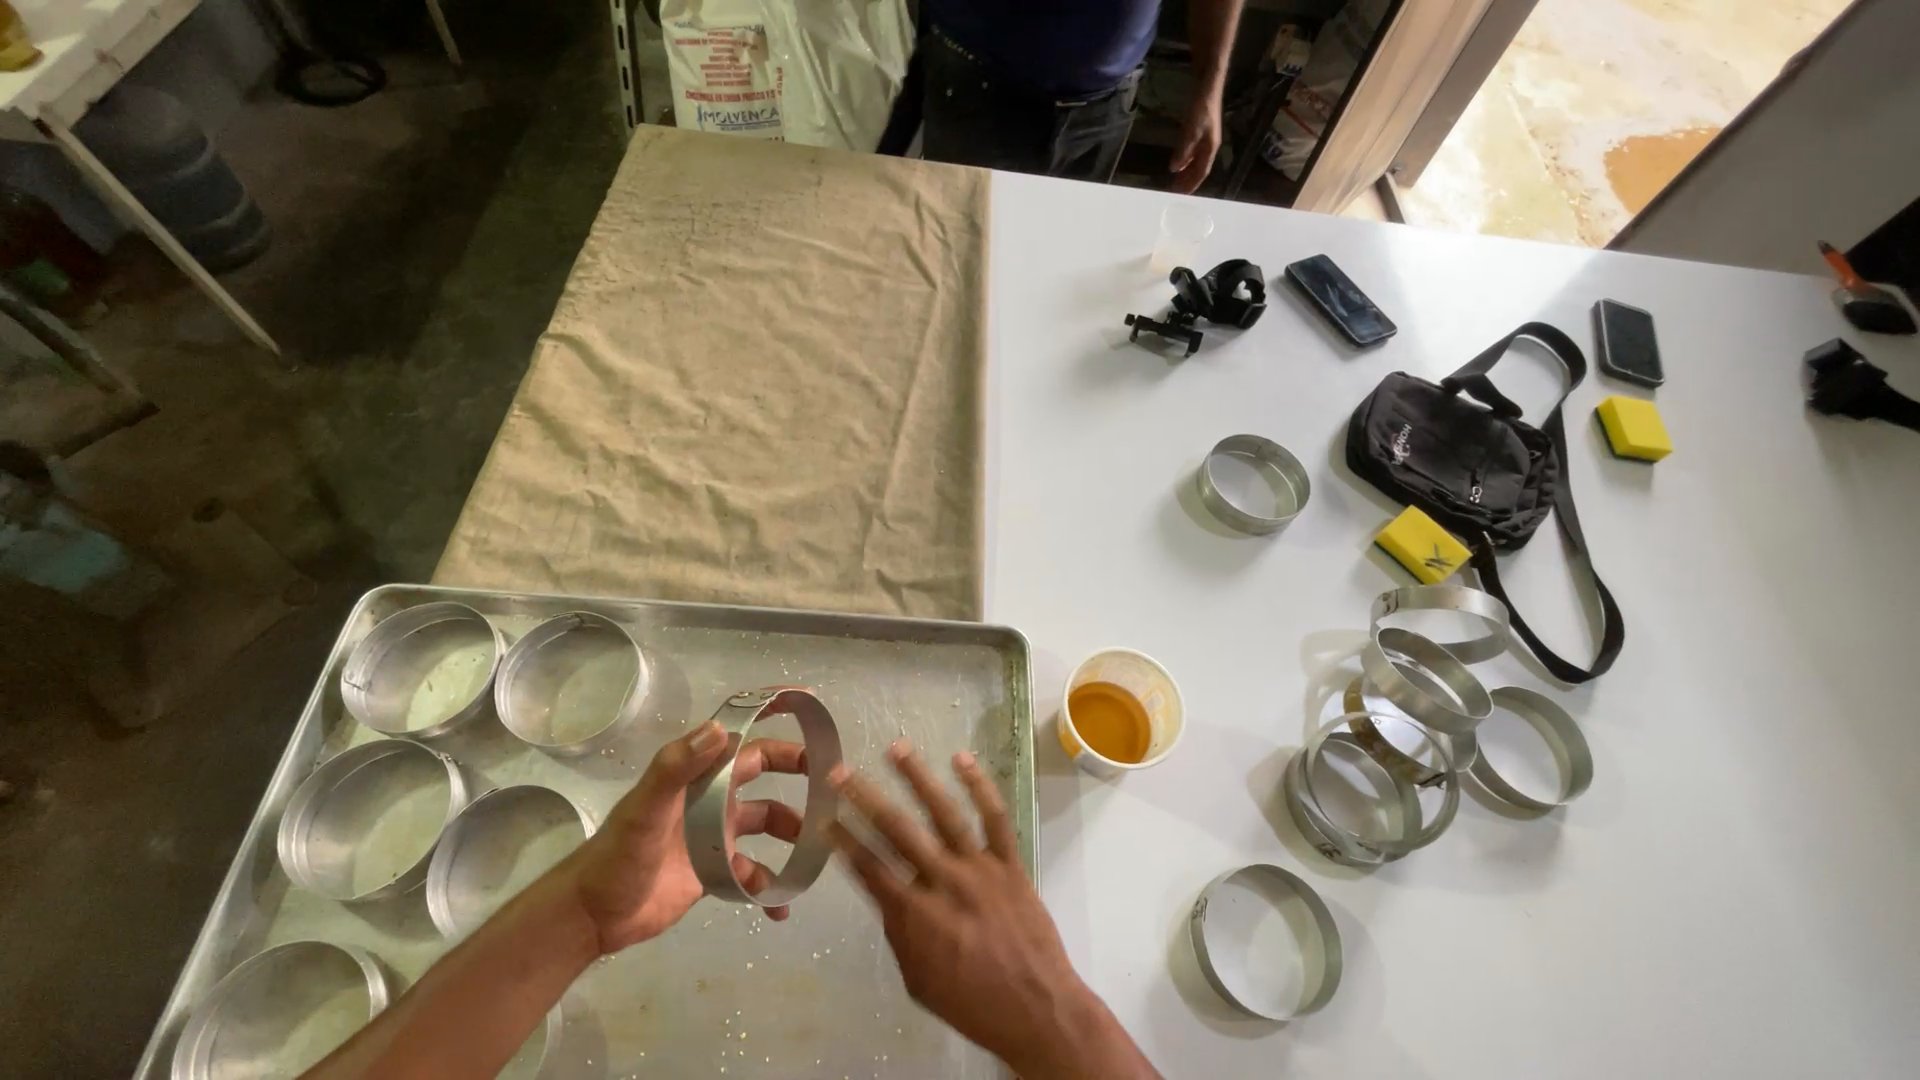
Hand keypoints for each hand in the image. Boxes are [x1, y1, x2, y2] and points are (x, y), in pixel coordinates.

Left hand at [569, 721, 804, 953]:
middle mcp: (711, 796)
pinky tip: (782, 908)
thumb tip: (720, 728)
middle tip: (827, 778)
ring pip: (767, 821)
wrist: (593, 916)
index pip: (736, 731)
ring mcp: (715, 833)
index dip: (767, 709)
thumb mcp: (644, 809)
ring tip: (816, 847)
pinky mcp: (716, 870)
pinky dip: (770, 887)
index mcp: (697, 774)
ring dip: (792, 830)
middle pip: (762, 770)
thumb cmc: (617, 856)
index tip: (805, 698)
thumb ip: (675, 768)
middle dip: (795, 768)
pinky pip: (753, 873)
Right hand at [829, 740, 1159, 1079]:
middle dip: (864, 796)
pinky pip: (995, 818)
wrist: (1036, 1009)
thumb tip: (885, 891)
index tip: (824, 814)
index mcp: (913, 914)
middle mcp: (942, 881)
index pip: (868, 865)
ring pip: (944, 812)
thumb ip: (899, 930)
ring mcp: (979, 867)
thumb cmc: (971, 1002)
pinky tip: (962, 758)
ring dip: (917, 777)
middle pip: (896, 829)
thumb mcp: (917, 978)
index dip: (842, 837)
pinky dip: (980, 786)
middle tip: (840, 771)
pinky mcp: (1010, 863)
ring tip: (897, 747)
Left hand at [1169, 87, 1223, 194]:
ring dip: (1186, 172)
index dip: (1191, 185)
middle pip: (1199, 169)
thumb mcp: (1190, 132)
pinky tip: (1179, 162)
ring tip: (1176, 181)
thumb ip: (1183, 152)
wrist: (1208, 86)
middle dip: (1188, 181)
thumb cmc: (1201, 108)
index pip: (1201, 173)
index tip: (1181, 195)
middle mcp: (1210, 146)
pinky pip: (1193, 152)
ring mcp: (1206, 138)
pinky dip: (1186, 160)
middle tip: (1175, 191)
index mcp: (1210, 149)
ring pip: (1196, 161)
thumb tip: (1174, 169)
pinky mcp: (1200, 130)